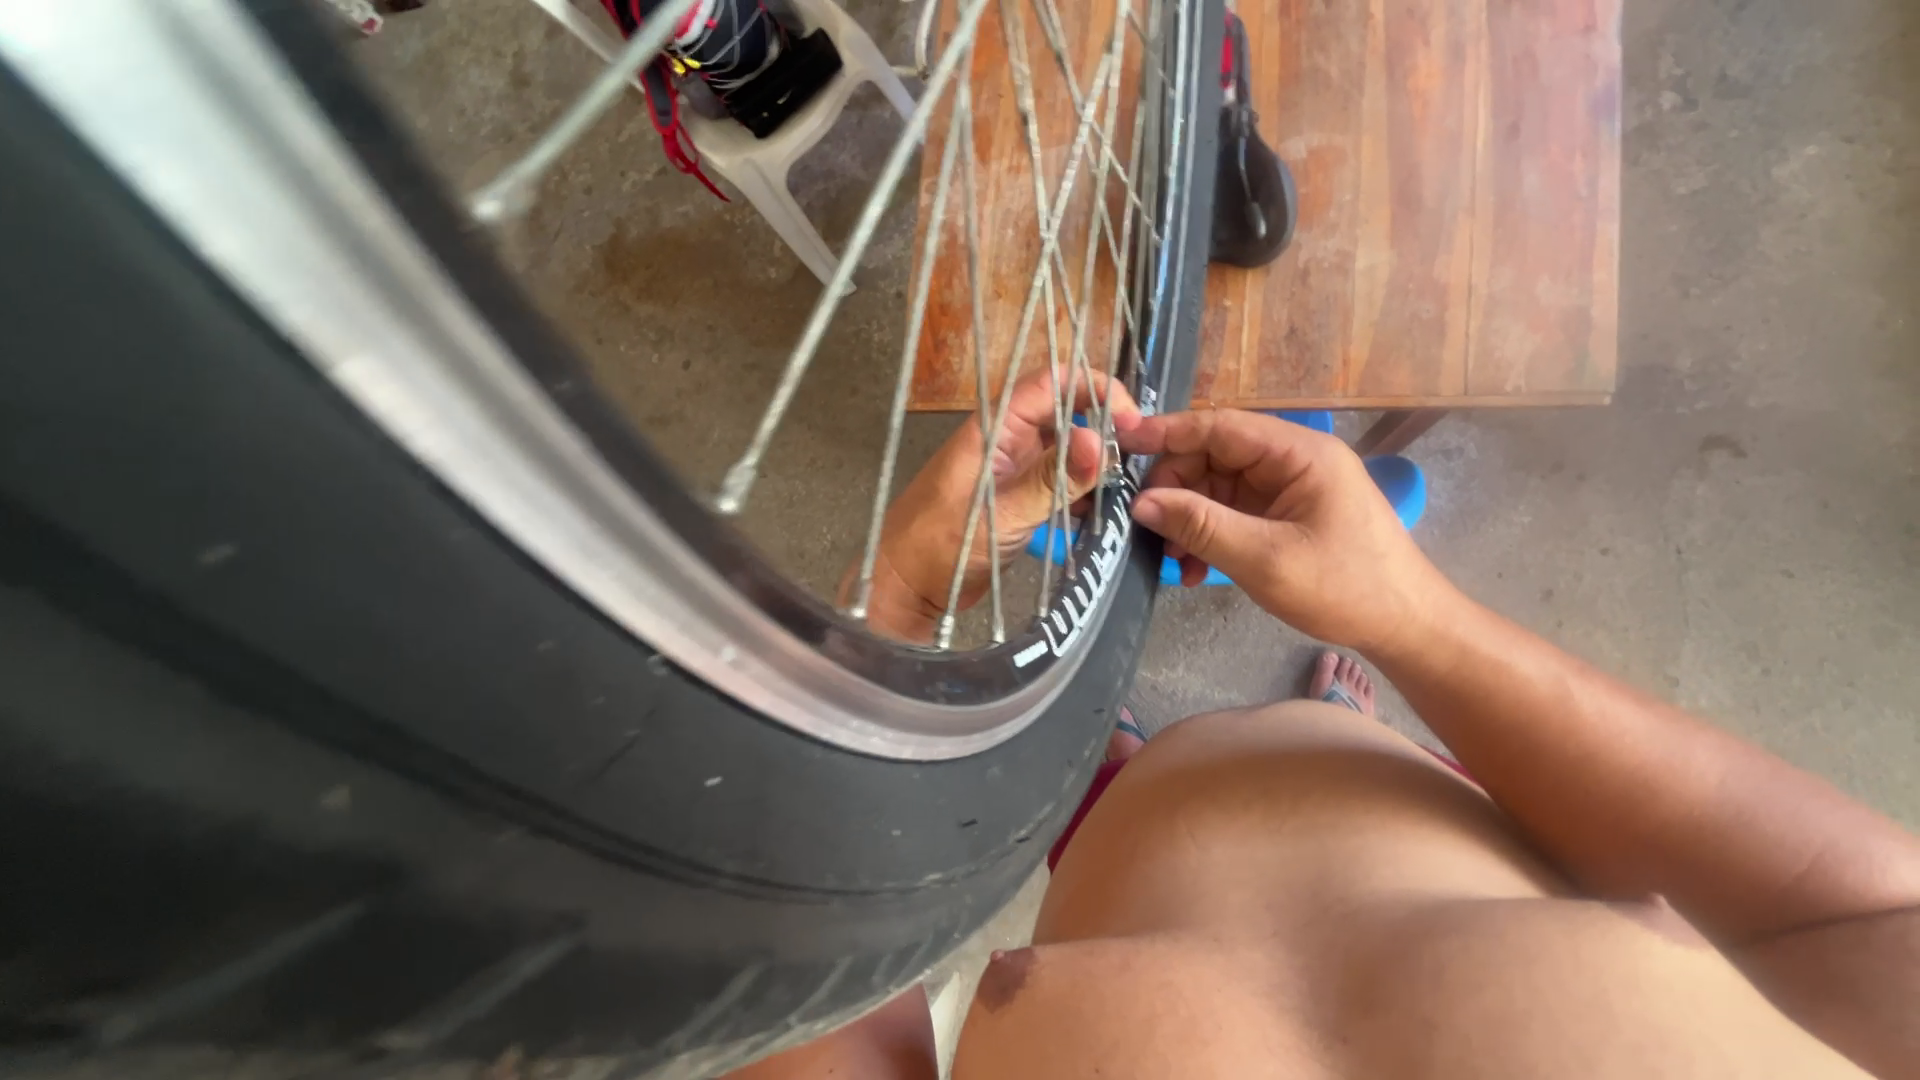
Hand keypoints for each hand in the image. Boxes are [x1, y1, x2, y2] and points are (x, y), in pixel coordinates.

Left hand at [851, 370, 1139, 640]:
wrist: (904, 589)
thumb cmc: (940, 548)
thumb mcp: (1000, 514)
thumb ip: (1051, 480)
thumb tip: (1100, 444)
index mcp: (994, 428)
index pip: (1052, 383)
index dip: (1096, 390)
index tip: (1132, 423)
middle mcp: (1005, 440)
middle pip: (1064, 414)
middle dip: (1103, 429)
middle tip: (1139, 460)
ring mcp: (1009, 470)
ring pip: (1063, 450)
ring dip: (1094, 465)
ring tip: (1127, 489)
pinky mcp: (1014, 500)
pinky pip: (1056, 484)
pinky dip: (1079, 493)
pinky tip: (1101, 514)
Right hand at [1115, 409, 1456, 654]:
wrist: (1404, 626)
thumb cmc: (1345, 587)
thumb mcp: (1265, 558)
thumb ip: (1200, 526)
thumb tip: (1140, 504)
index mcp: (1299, 453)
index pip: (1220, 426)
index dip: (1167, 431)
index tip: (1121, 442)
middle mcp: (1291, 462)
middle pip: (1212, 456)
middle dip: (1174, 489)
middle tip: (1147, 526)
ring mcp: (1286, 489)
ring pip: (1214, 488)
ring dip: (1187, 521)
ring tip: (1174, 561)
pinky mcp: (1282, 516)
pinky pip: (1228, 514)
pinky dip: (1205, 538)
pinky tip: (1194, 571)